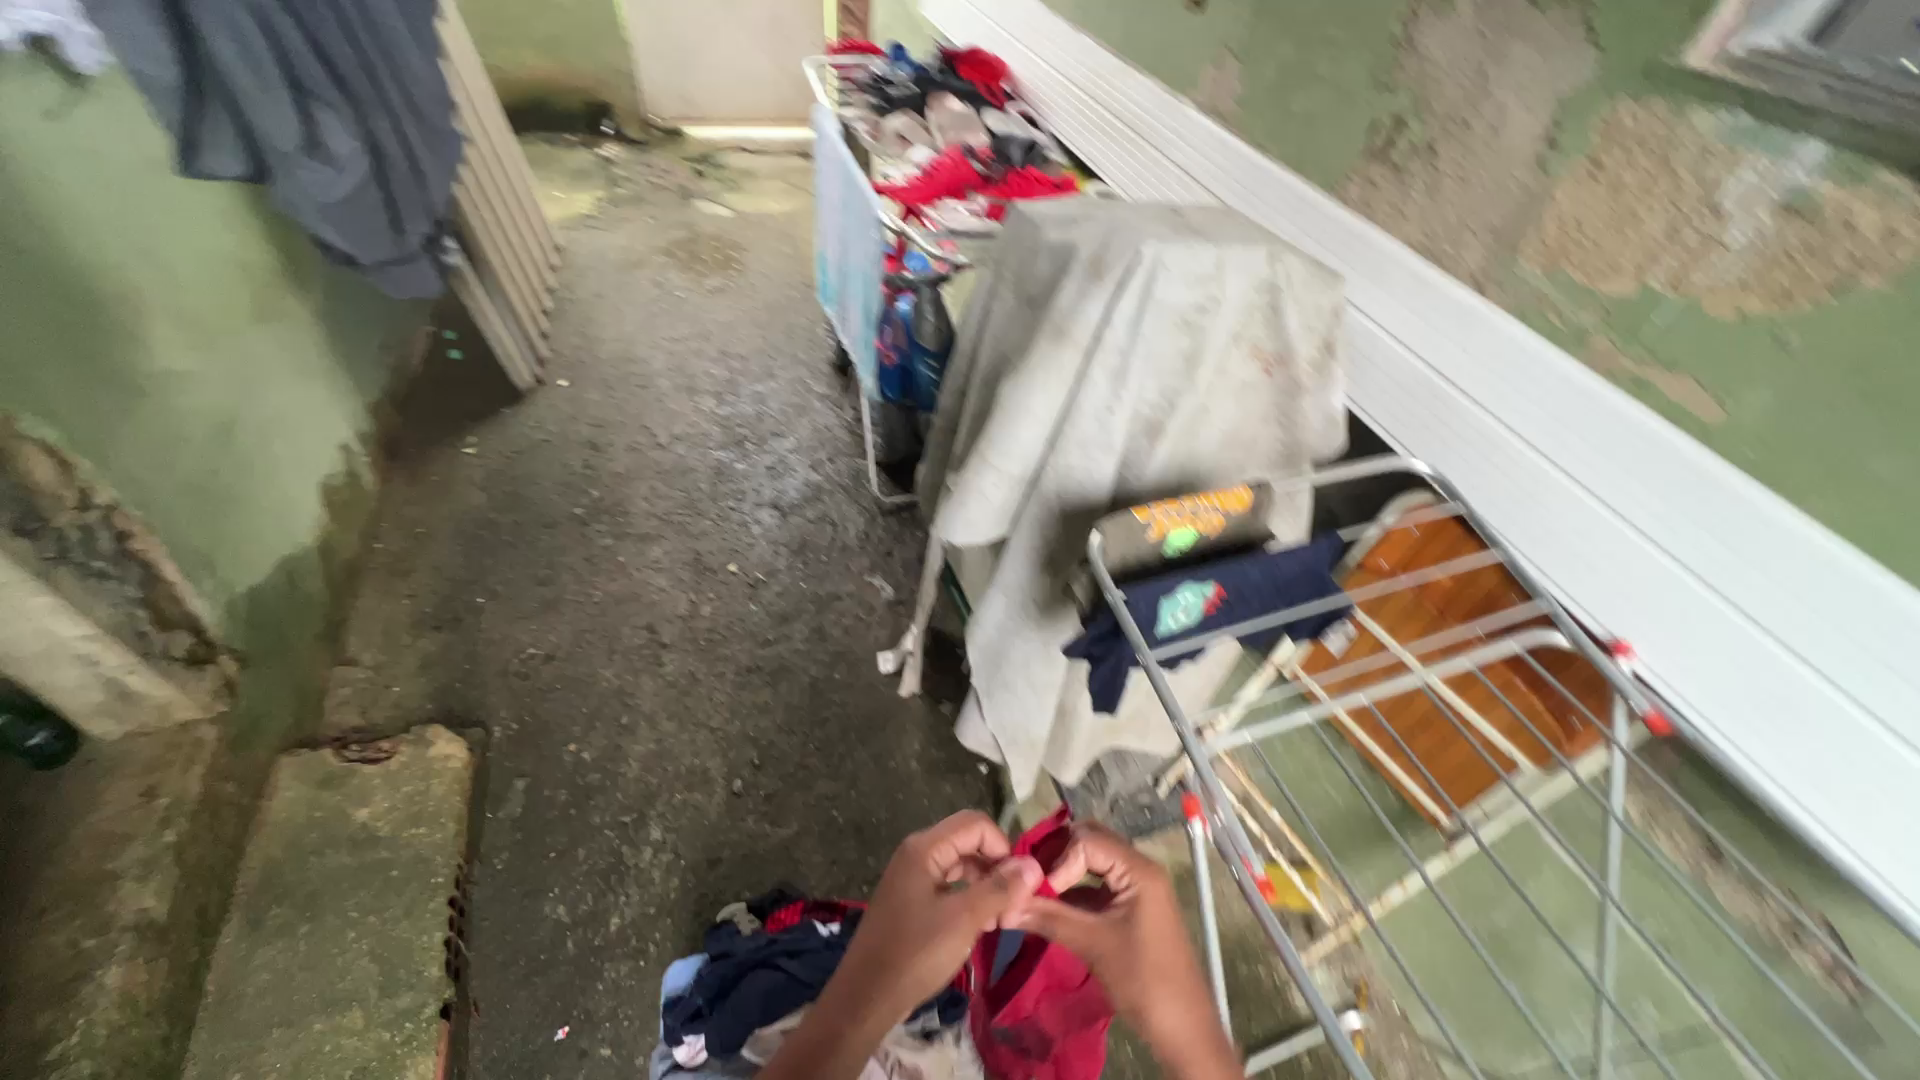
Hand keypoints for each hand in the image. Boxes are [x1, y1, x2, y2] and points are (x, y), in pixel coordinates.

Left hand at [762, 811, 1041, 1079]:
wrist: (866, 997)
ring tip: (1003, 920)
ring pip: (961, 865)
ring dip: (986, 885)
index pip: (976, 824)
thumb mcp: (964, 919)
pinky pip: (950, 885)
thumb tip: (1034, 864)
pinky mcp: (912, 899)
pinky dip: (970, 898)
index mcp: (925, 848)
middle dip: (997, 868)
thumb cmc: (915, 953)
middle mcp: (917, 853)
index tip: (1021, 885)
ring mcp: (913, 876)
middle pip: (969, 841)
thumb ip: (1000, 888)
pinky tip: (983, 924)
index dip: (1003, 848)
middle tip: (1015, 908)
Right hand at [1007, 822, 1240, 1079]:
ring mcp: (1134, 886)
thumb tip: (1005, 906)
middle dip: (1056, 858)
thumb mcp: (1093, 945)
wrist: (1182, 1028)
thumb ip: (1049, 919)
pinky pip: (1094, 884)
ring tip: (1033, 895)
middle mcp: (1138, 868)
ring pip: (1091, 862)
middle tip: (1029, 882)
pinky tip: (1048, 908)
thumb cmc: (1144, 980)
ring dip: (1062, 874)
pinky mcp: (1128, 906)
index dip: (1058, 862)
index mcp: (1138, 869)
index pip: (1087, 840)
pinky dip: (1071, 892)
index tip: (1038, 893)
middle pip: (1089, 841)